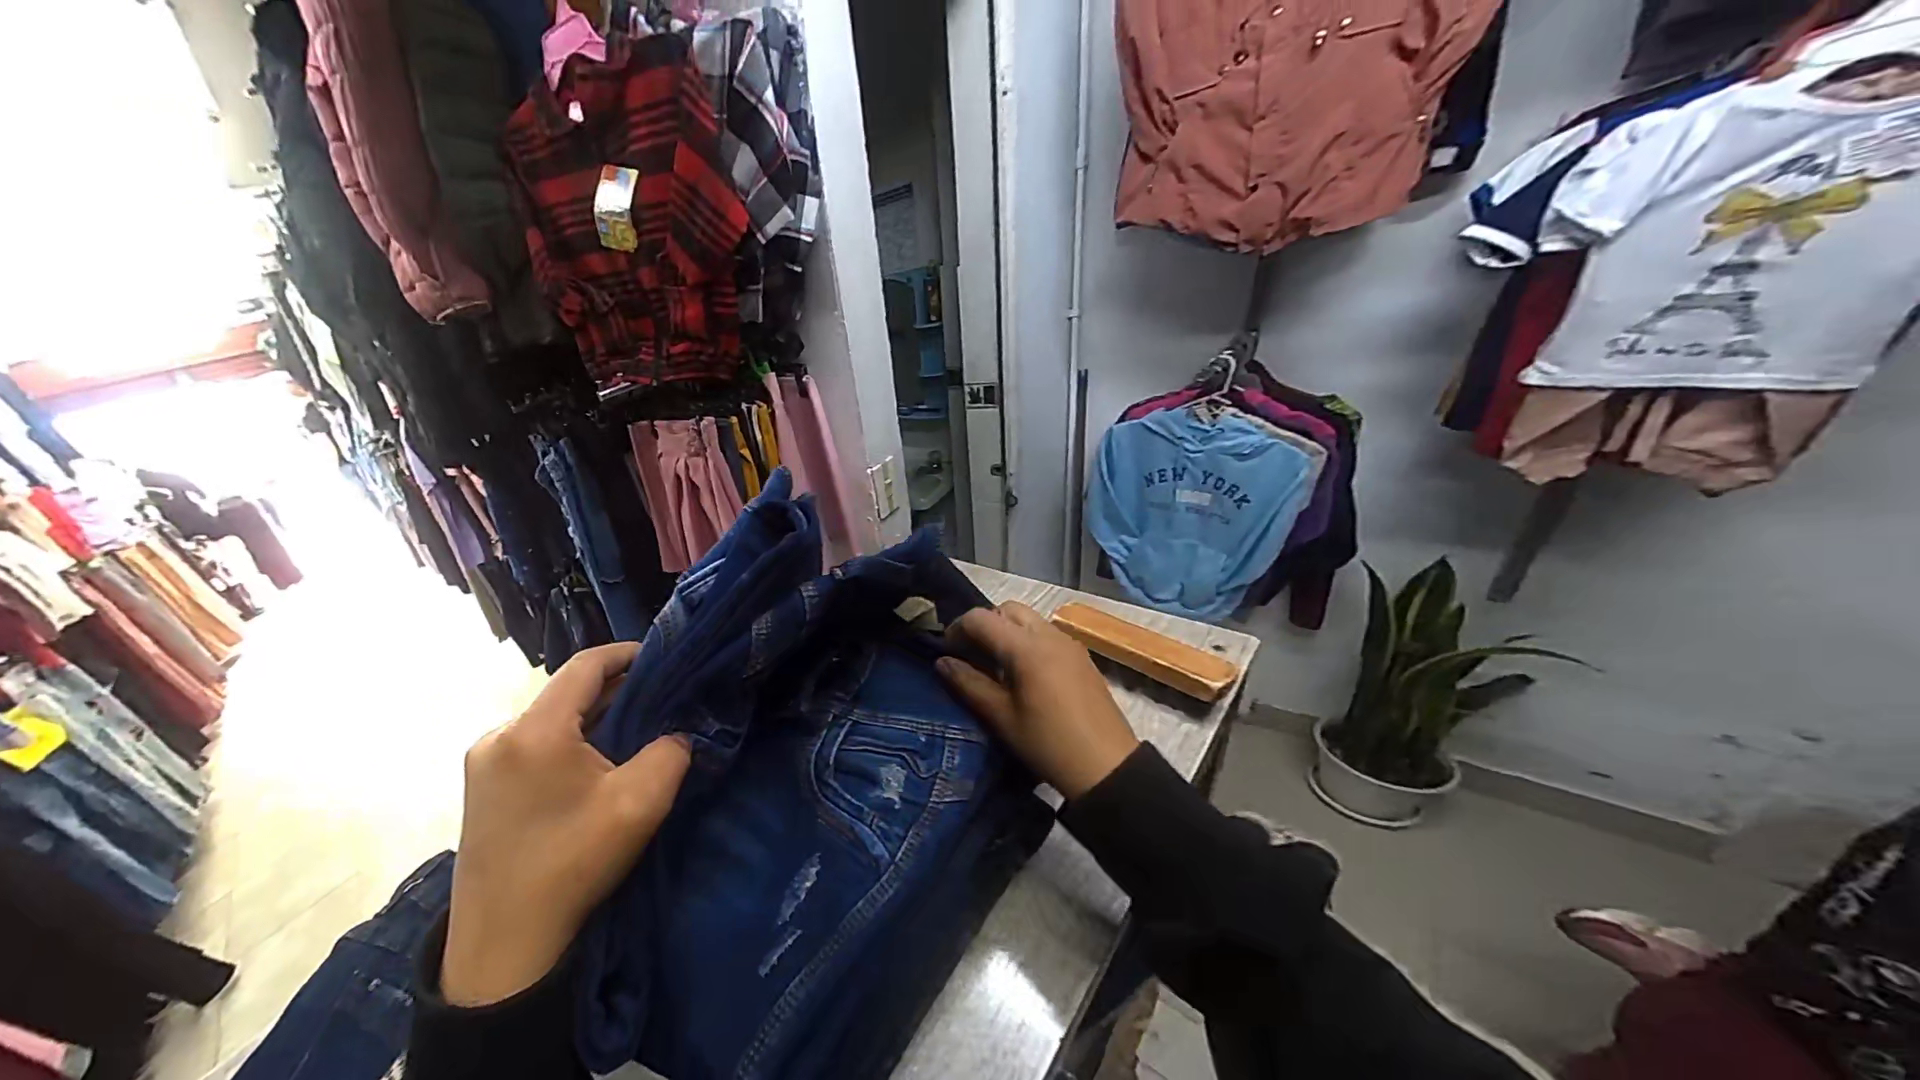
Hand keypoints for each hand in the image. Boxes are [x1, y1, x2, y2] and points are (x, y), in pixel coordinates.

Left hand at [441, 643, 690, 1005]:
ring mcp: (483, 763)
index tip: (666, 660)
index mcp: (533, 730)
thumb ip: (671, 750)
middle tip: (663, 703)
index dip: (629, 653)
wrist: (505, 945)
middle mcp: (499, 735)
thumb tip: (675, 734)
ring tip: (638, 735)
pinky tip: (599, 767)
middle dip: (619, 691)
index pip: (586, 664)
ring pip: (553, 719)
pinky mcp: (482, 788)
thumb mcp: (640, 802)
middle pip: (569, 691)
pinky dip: (573, 742)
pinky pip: (536, 744)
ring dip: (597, 719)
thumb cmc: (573, 862)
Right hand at [936, 603, 1139, 799]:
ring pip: (1029, 619)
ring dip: (1007, 631)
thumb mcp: (1001, 717)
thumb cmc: (1047, 744)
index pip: (981, 618)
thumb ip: (969, 684)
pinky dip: (1028, 640)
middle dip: (984, 624)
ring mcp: (1069, 643)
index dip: (958, 629)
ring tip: (997, 666)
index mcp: (1026, 647)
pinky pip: (1047, 633)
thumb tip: (942, 661)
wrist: (1106, 765)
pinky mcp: (1081, 656)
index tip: (948, 653)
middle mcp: (1049, 634)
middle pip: (1007, 609)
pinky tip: (1025, 673)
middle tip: (972, 655)